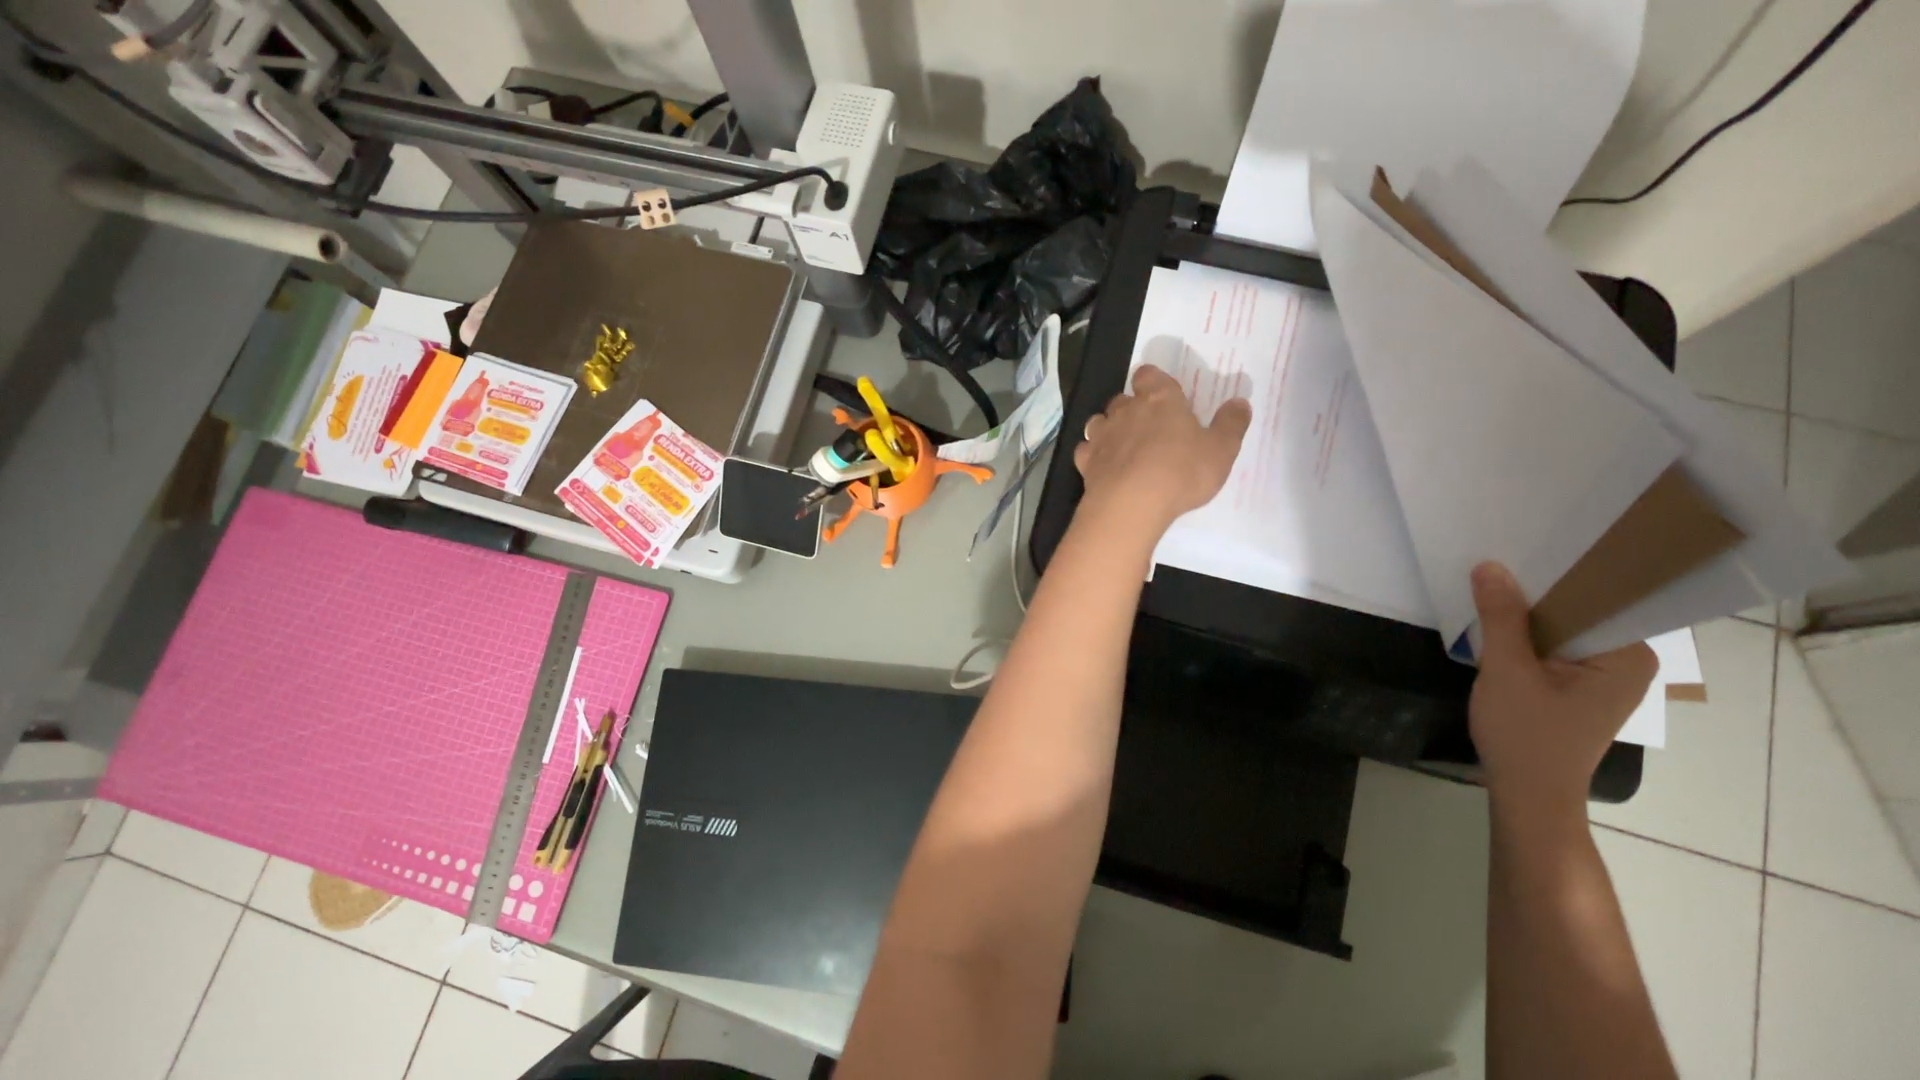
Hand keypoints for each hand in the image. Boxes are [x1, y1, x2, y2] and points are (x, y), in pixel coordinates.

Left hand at [1073, 365, 1250, 535]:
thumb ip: (1231, 424)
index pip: (1149, 375)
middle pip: (1124, 398)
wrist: (1131, 505)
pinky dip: (1095, 455)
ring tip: (1125, 446)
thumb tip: (1240, 402)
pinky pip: (1087, 450)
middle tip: (1150, 427)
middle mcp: (1126, 410)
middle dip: (1133, 408)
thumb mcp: (1221, 450)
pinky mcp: (1086, 462)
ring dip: (1111, 429)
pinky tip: (1106, 466)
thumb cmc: (1181, 472)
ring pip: (1100, 421)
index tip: (1162, 393)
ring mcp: (1102, 435)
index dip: (1153, 380)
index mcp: (1160, 399)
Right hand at [1468, 562, 1656, 811]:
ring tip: (1494, 586)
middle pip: (1581, 610)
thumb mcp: (1506, 671)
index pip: (1599, 595)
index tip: (1525, 547)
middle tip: (1500, 561)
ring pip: (1565, 629)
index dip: (1560, 571)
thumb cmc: (1527, 737)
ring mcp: (1606, 677)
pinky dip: (1531, 640)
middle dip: (1540, 593)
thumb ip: (1501, 617)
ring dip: (1531, 617)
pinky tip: (1501, 627)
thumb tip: (1490, 565)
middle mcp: (1629, 661)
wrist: (1529, 798)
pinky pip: (1558, 649)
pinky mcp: (1582, 690)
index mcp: (1629, 654)